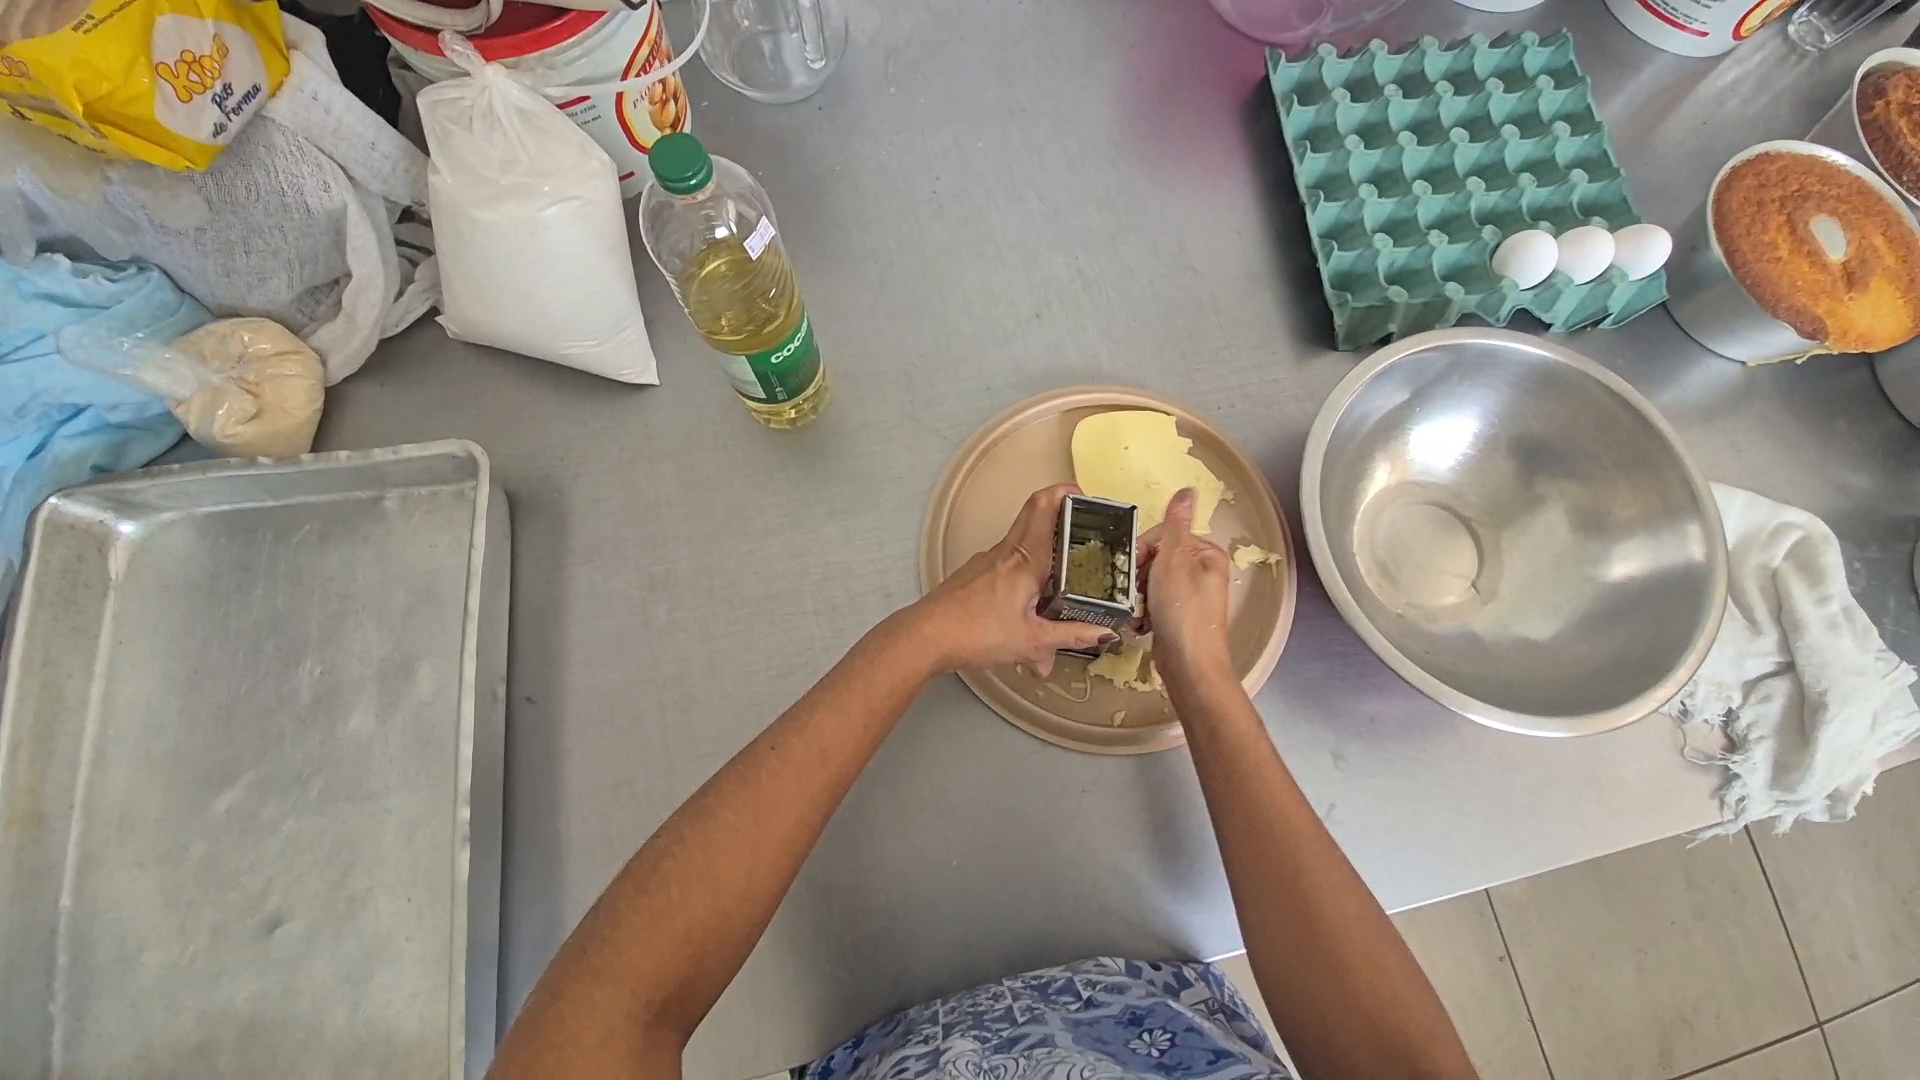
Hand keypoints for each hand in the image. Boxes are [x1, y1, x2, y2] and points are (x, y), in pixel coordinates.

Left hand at [905, 484, 1116, 677]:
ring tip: (1064, 580)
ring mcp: (986, 560)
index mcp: (1025, 558)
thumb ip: (1070, 636)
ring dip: (1043, 551)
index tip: (1086, 498)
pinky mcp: (973, 574)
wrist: (925, 637)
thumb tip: (1103, 635)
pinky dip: (1023, 573)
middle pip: (1034, 515)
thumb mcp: (1031, 642)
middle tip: (1086, 533)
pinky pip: (1005, 563)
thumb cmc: (977, 634)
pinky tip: (1029, 605)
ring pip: (1021, 543)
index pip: (1045, 506)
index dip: (1066, 493)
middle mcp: (1005, 551)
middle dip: (1060, 517)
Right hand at [1139, 488, 1231, 682]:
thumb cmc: (1182, 612)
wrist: (1189, 664)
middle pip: (1156, 559)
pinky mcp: (1179, 616)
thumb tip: (1187, 490)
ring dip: (1139, 596)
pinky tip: (1142, 622)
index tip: (1135, 567)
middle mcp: (1203, 572)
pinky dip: (1144, 611)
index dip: (1144, 549)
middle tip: (1136, 592)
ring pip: (1151, 582)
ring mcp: (1191, 596)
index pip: (1164, 535)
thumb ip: (1175, 525)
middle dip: (1140, 575)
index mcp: (1206, 554)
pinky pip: (1153, 603)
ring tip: (1139, 610)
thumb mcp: (1174, 561)